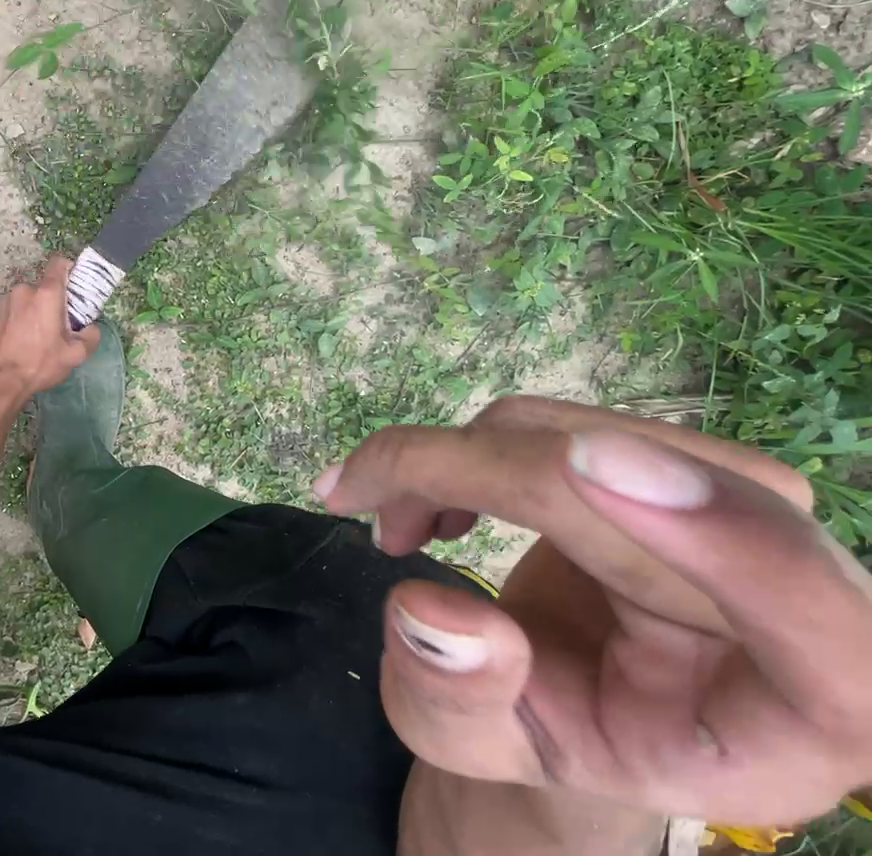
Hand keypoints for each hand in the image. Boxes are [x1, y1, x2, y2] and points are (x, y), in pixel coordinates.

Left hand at [0, 256, 100, 400]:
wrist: (0, 381)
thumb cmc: (39, 364)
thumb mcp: (75, 355)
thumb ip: (90, 336)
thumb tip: (91, 328)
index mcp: (46, 294)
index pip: (59, 264)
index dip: (70, 270)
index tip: (76, 287)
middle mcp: (24, 291)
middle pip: (46, 287)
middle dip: (56, 301)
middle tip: (62, 324)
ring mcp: (7, 302)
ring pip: (31, 300)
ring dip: (39, 311)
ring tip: (43, 337)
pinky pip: (17, 310)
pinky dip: (25, 319)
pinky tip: (26, 341)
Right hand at [315, 396, 871, 826]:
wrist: (572, 701)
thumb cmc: (540, 736)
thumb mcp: (472, 746)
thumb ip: (454, 697)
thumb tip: (428, 606)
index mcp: (797, 717)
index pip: (820, 623)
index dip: (720, 533)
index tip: (584, 464)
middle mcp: (803, 603)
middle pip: (656, 488)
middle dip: (474, 473)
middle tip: (352, 494)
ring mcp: (743, 522)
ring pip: (594, 434)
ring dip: (458, 458)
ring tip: (394, 524)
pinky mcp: (673, 472)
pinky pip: (567, 425)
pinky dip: (469, 446)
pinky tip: (434, 503)